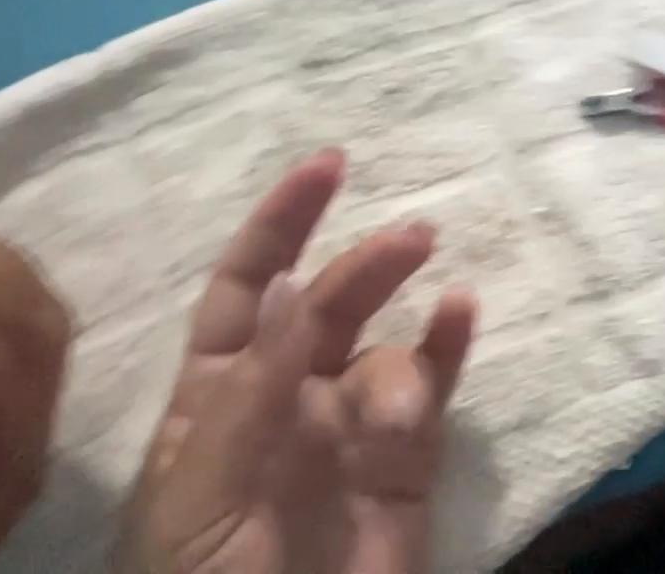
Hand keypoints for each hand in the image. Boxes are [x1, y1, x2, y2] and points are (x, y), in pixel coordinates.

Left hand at [124, 149, 476, 573]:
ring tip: (431, 333)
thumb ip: (251, 391)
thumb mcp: (203, 497)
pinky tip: (461, 311)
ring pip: (384, 344)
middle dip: (365, 263)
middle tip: (412, 237)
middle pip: (327, 303)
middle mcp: (286, 396)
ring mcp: (350, 424)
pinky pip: (430, 386)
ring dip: (407, 329)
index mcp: (217, 398)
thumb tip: (284, 287)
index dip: (280, 224)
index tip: (327, 167)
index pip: (245, 288)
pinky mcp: (407, 457)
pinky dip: (448, 346)